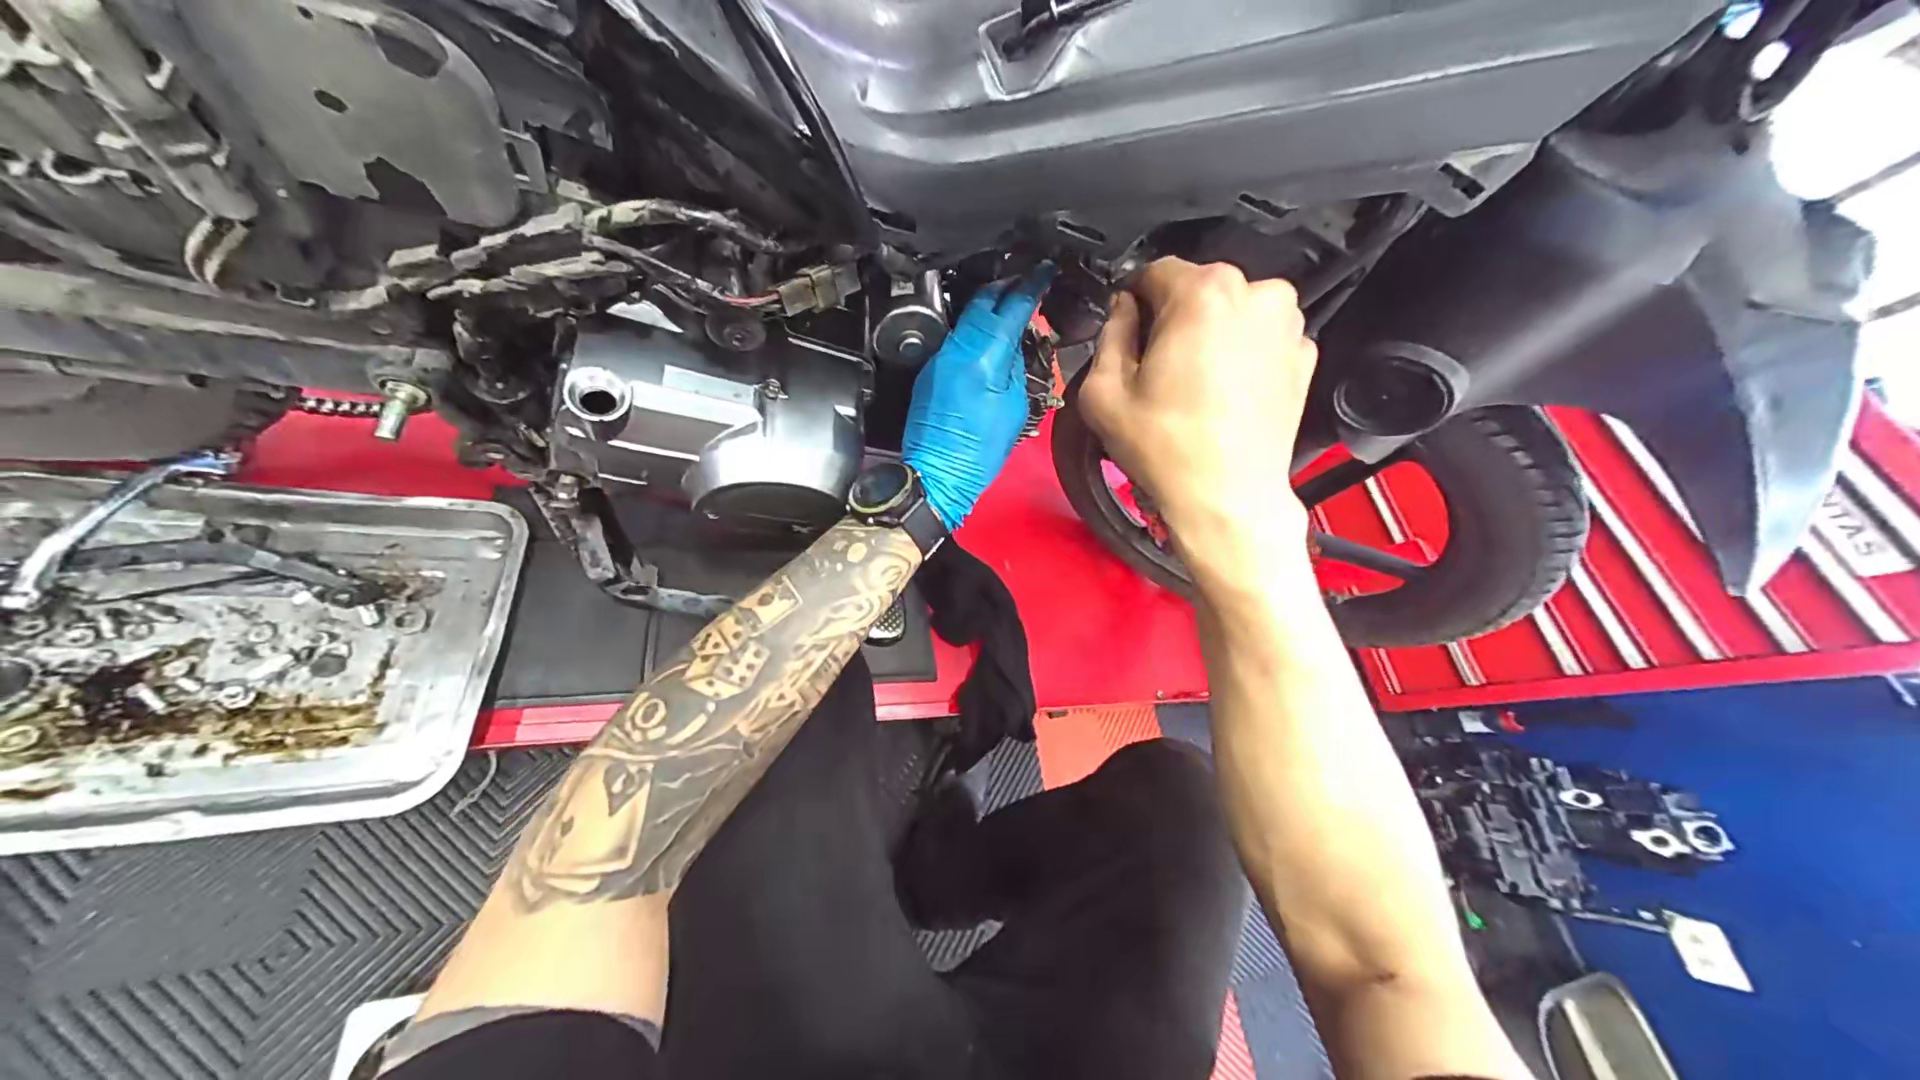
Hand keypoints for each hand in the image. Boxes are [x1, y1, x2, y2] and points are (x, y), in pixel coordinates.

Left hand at [903, 264, 1055, 528]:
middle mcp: (956, 350)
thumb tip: (1014, 344)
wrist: (938, 474)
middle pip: (981, 301)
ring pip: (966, 318)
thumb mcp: (1013, 409)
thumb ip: (1015, 368)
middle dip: (1005, 287)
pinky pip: (955, 338)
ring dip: (988, 307)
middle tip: (1025, 282)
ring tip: (1009, 306)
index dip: (1030, 286)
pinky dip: (974, 330)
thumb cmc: (978, 452)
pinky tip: (987, 337)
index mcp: (983, 358)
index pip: (1010, 308)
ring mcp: (938, 359)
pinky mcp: (929, 372)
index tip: (1043, 272)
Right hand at [1078, 257, 1316, 589]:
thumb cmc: (1168, 448)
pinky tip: (1221, 394)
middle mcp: (1255, 294)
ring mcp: (1287, 325)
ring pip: (1231, 312)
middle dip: (1174, 318)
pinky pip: (1259, 338)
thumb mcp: (1103, 390)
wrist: (1227, 497)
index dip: (1134, 301)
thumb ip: (1109, 333)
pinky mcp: (1302, 356)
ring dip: (1209, 335)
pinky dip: (1239, 354)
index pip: (1155, 271)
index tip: (1127, 332)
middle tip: (1157, 368)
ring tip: (1191, 385)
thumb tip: (1122, 310)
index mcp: (1202, 293)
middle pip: (1198, 289)